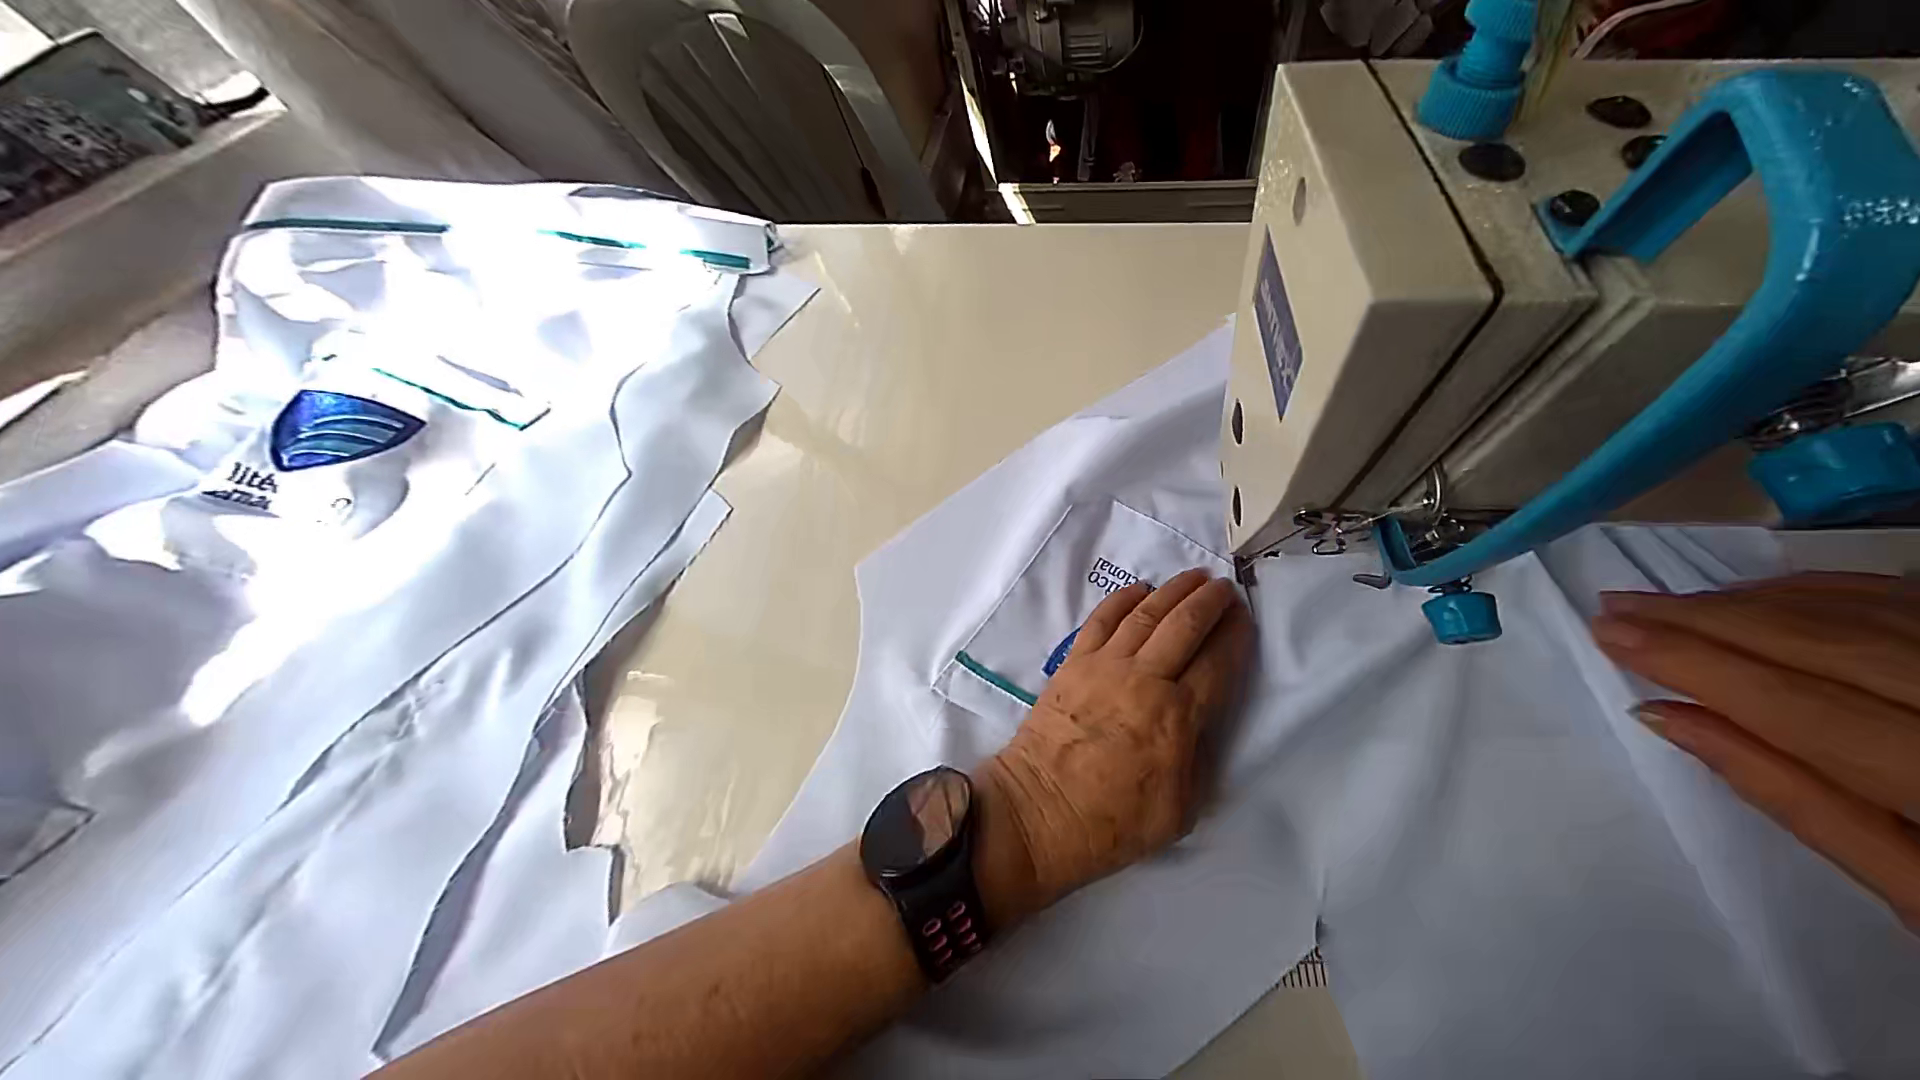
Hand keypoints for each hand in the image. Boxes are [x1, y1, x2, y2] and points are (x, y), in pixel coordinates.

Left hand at [972, 568, 1253, 924]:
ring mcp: (1105, 667)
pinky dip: (1122, 600)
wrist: (1039, 812)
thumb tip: (1203, 719)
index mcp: (1178, 718)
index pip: (1217, 663)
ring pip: (1146, 615)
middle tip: (1224, 587)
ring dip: (1172, 592)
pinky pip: (1101, 620)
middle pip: (1184, 627)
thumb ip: (1200, 757)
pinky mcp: (1073, 664)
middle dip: (1209, 602)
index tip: (1244, 619)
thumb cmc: (1112, 822)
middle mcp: (1144, 681)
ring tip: (1193, 577)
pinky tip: (1139, 590)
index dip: (1235, 636)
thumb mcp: (1181, 810)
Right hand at [1591, 573, 1919, 932]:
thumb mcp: (1918, 891)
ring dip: (1750, 602)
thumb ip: (1793, 798)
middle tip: (1616, 604)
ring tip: (1669, 600)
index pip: (1795, 707)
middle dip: (1703, 620)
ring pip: (1867, 613)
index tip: (1607, 634)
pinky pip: (1913, 600)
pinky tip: (1766, 594)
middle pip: (1825, 646)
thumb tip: (1664, 716)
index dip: (1691, 664)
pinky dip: (1827, 590)